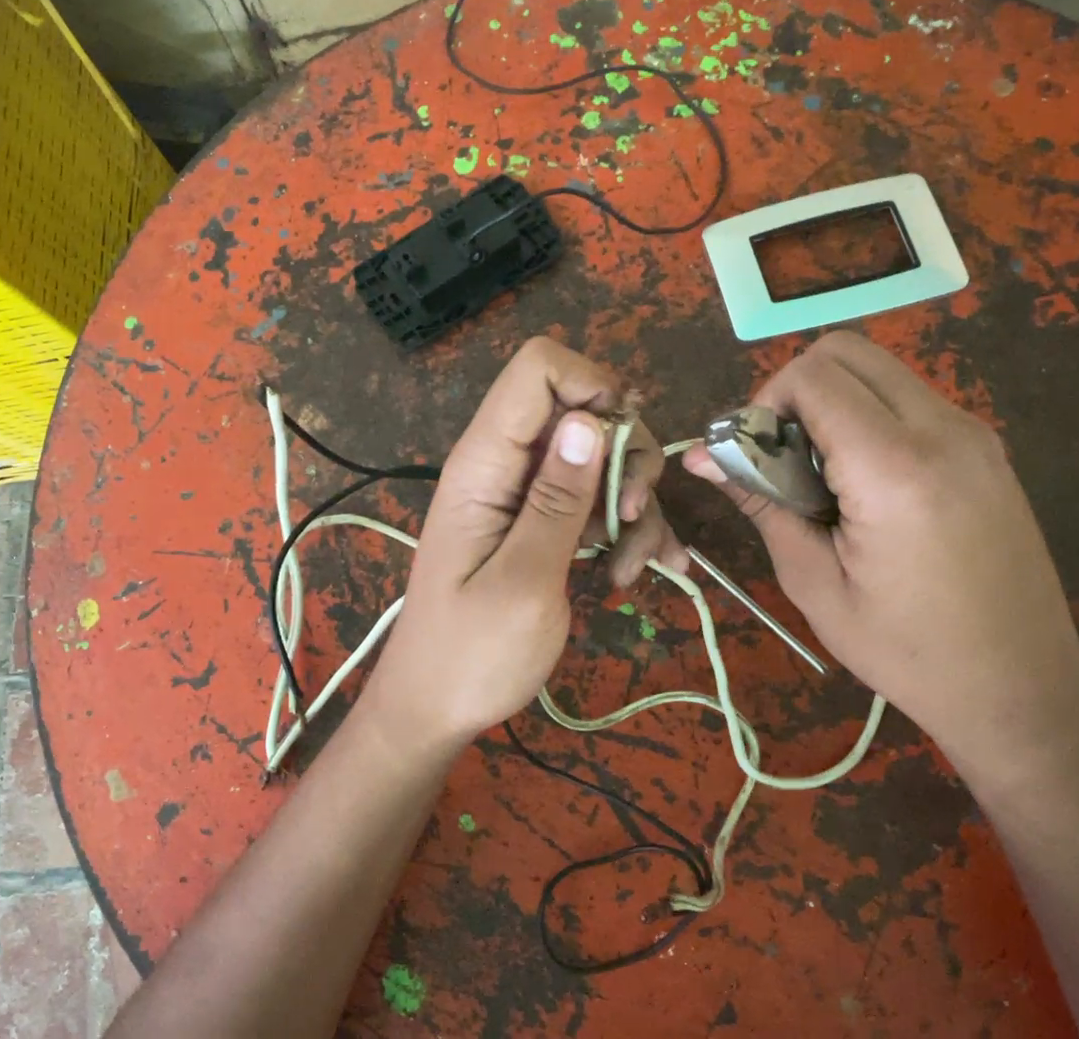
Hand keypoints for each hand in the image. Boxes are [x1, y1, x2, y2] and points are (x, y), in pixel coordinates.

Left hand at [364, 338, 685, 752]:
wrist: (437, 709)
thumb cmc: (471, 656)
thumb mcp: (524, 582)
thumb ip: (557, 501)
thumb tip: (590, 421)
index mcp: (484, 465)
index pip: (538, 370)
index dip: (591, 387)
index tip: (620, 450)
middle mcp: (505, 467)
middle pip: (584, 410)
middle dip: (626, 456)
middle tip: (630, 518)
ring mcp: (525, 497)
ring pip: (603, 460)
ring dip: (634, 507)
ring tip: (629, 570)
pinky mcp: (543, 527)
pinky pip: (599, 504)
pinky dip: (629, 532)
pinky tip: (641, 574)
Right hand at [682, 332, 1078, 762]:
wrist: (1021, 686)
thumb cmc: (905, 648)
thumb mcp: (813, 581)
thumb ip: (760, 501)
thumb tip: (699, 456)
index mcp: (894, 468)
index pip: (812, 376)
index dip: (764, 404)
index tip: (755, 457)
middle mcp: (942, 430)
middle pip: (846, 351)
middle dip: (795, 389)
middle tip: (781, 456)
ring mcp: (972, 434)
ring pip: (879, 371)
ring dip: (833, 402)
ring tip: (820, 478)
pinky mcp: (985, 448)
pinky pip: (909, 399)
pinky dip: (868, 418)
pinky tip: (862, 486)